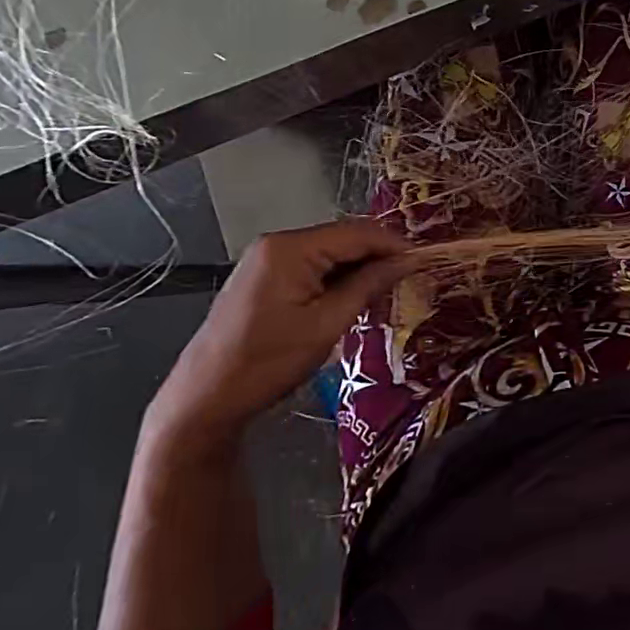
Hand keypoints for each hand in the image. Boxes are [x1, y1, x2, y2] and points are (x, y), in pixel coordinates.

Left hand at [144, 219, 411, 449]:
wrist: (205, 397)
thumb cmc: (266, 363)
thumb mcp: (325, 326)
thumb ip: (366, 286)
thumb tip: (405, 261)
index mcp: (290, 247)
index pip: (355, 232)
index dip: (393, 243)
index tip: (424, 260)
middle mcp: (277, 241)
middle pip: (340, 238)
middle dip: (376, 255)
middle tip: (410, 278)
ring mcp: (266, 257)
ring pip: (326, 252)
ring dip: (356, 268)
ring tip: (387, 290)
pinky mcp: (263, 275)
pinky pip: (309, 265)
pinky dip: (334, 278)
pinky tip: (352, 296)